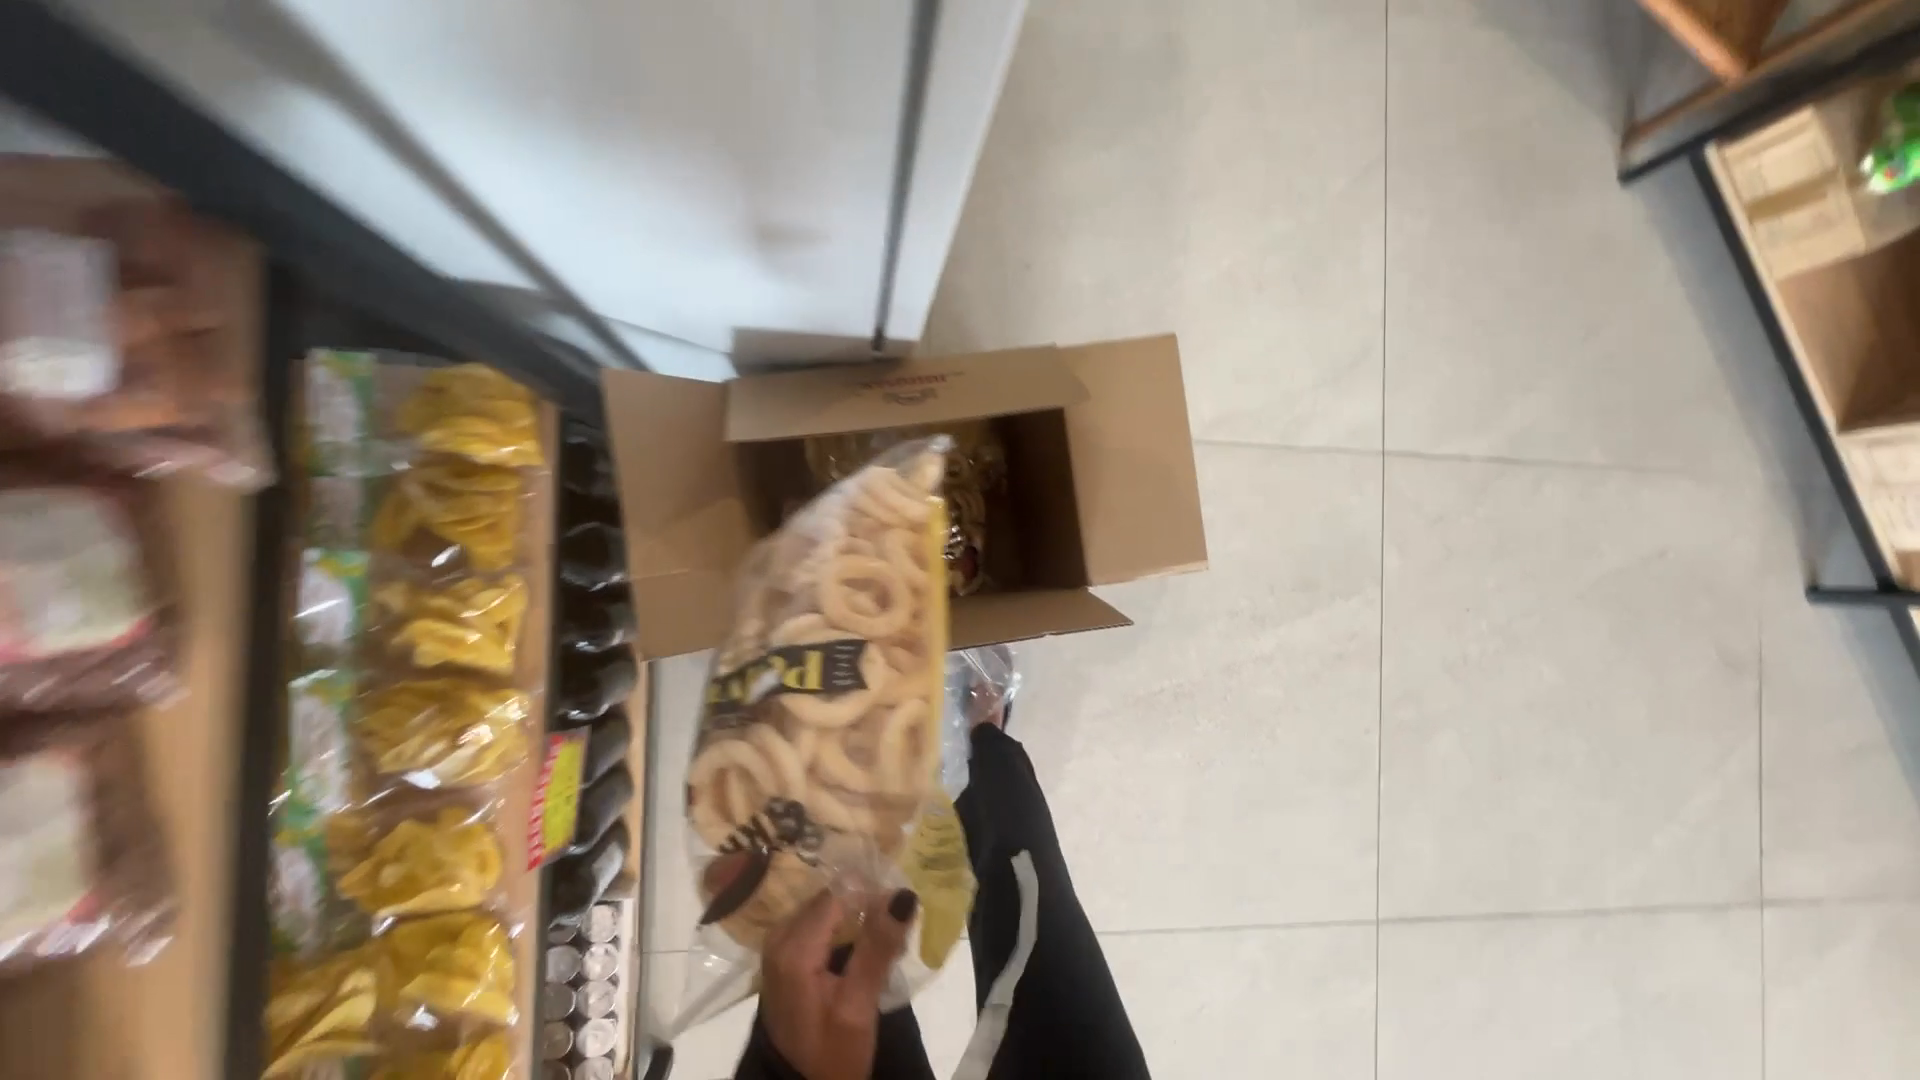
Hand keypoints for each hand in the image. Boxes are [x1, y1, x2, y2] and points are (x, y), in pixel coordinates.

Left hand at [759, 886, 917, 1079]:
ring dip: (858, 914)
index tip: (902, 908)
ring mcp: (779, 943)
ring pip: (827, 906)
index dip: (874, 893)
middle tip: (896, 927)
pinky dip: (845, 925)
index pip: (840, 894)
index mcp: (793, 946)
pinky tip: (864, 945)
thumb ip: (877, 947)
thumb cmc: (831, 1053)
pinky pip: (819, 921)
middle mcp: (780, 935)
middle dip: (867, 903)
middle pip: (831, 897)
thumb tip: (903, 894)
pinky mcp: (785, 953)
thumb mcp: (858, 1005)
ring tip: (885, 937)